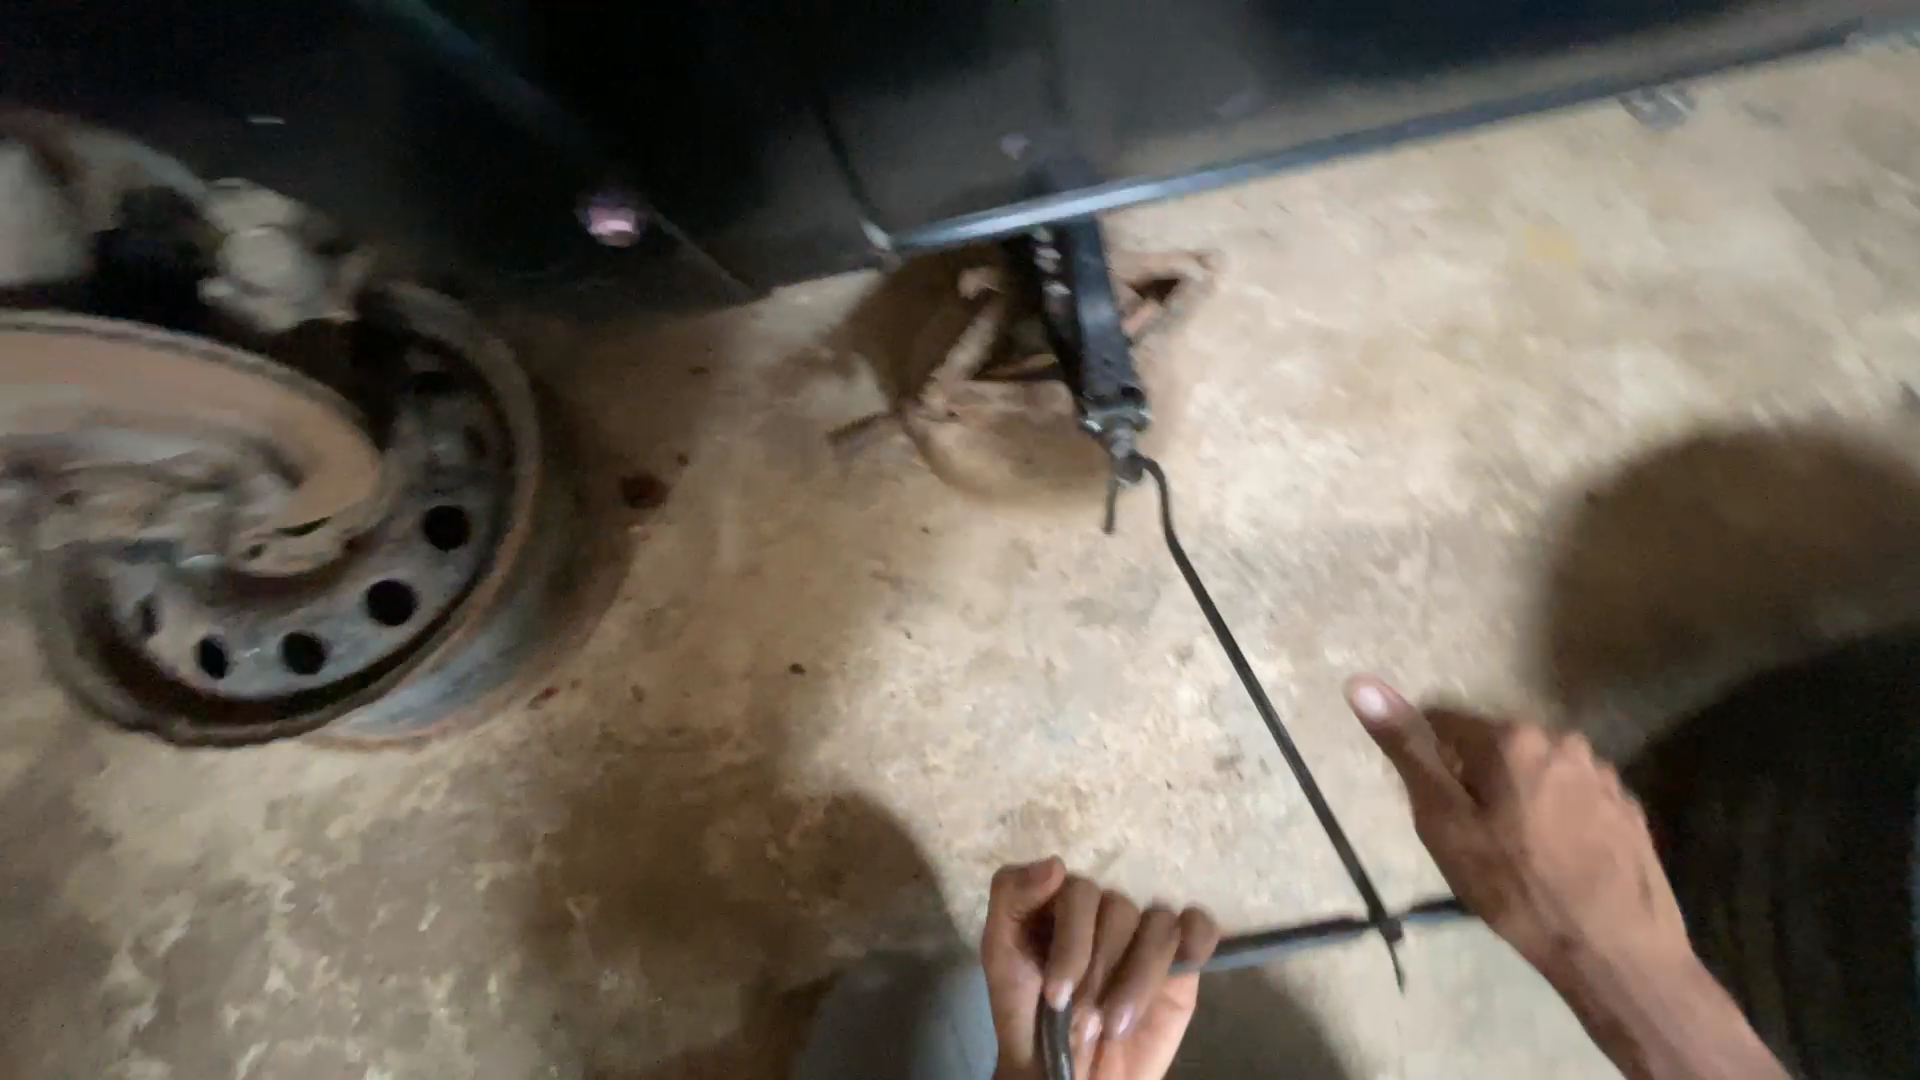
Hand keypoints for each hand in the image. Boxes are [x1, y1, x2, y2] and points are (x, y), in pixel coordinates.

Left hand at [981, 858, 1219, 1079]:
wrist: (1063, 1073)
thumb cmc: (1026, 1011)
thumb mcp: (1000, 951)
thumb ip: (1012, 896)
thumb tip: (1056, 864)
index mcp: (1061, 897)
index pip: (1077, 889)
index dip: (1071, 941)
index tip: (1056, 994)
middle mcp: (1104, 906)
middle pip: (1117, 907)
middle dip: (1099, 969)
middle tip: (1082, 1017)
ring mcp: (1142, 931)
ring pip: (1158, 923)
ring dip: (1137, 979)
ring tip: (1113, 1024)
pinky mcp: (1180, 960)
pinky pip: (1198, 925)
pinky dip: (1196, 937)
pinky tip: (1186, 961)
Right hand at [1341, 676, 1689, 987]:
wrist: (1618, 959)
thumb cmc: (1513, 885)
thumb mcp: (1442, 819)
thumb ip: (1405, 747)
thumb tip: (1360, 683)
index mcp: (1510, 737)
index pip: (1440, 720)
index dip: (1427, 761)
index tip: (1435, 806)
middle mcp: (1561, 741)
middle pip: (1490, 745)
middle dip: (1471, 776)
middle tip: (1470, 833)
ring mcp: (1603, 776)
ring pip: (1531, 769)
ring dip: (1514, 793)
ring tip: (1513, 849)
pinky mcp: (1629, 809)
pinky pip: (1569, 794)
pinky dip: (1552, 813)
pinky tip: (1554, 857)